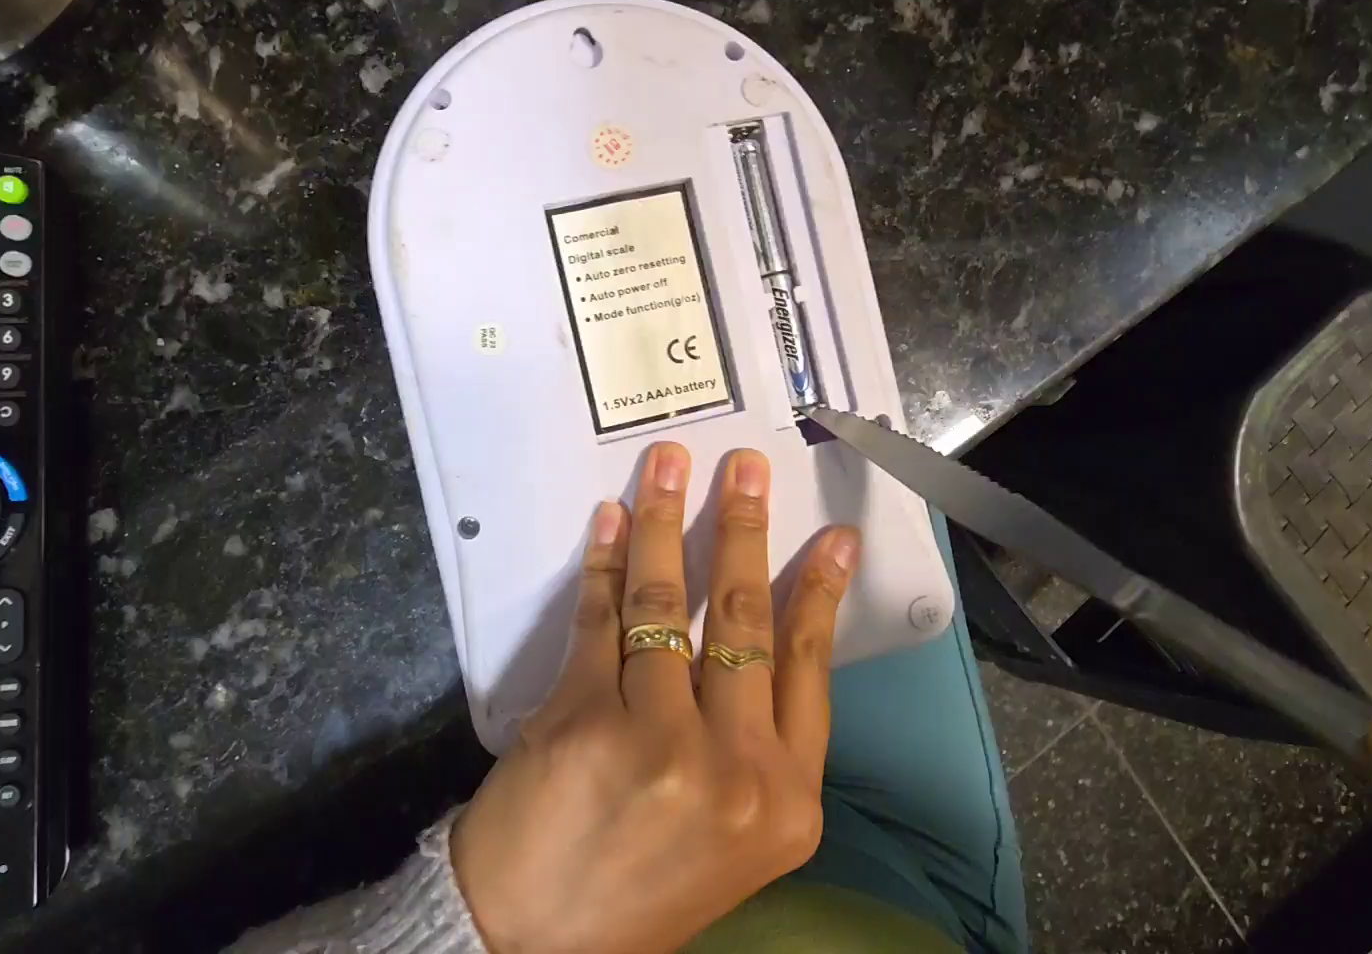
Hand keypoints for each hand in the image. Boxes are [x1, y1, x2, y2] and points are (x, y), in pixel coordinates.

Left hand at [449, 442, 861, 953]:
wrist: (538, 944)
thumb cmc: (642, 886)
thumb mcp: (733, 834)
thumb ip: (754, 744)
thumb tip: (760, 634)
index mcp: (786, 802)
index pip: (808, 666)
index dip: (819, 590)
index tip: (833, 534)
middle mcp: (736, 768)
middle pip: (746, 618)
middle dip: (744, 528)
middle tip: (744, 466)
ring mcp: (660, 738)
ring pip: (669, 600)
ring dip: (665, 520)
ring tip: (667, 466)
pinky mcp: (586, 717)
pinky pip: (602, 617)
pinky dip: (604, 562)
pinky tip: (610, 521)